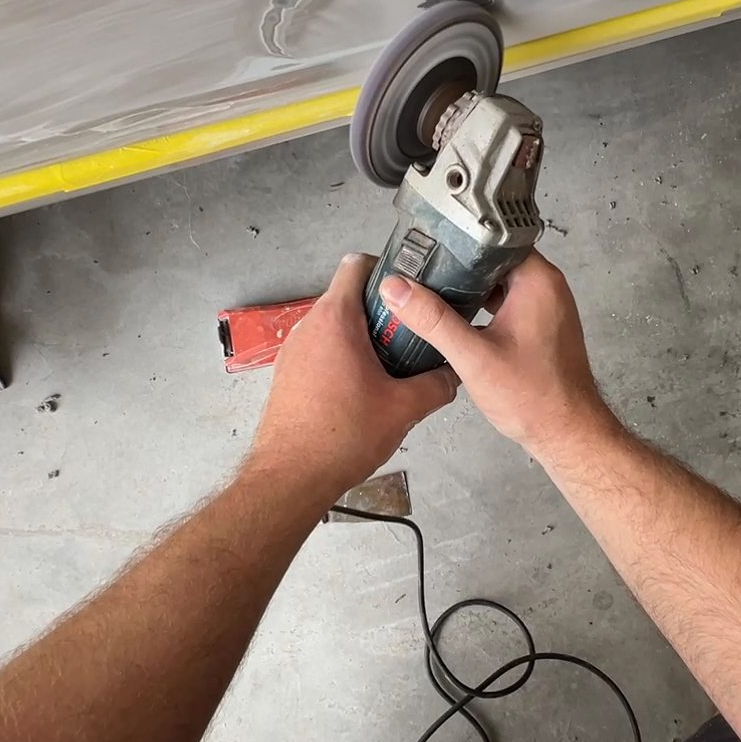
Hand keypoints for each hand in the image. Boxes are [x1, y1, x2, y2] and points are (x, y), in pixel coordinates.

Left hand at [247, 254, 458, 496]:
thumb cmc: (345, 433)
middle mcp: (309, 325)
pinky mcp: (286, 373)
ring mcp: (293, 350)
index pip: (358, 264)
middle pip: (349, 296)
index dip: (388, 269)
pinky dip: (342, 356)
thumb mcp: (403, 409)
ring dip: (362, 335)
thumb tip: (454, 374)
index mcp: (336, 319)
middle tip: (413, 333)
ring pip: (334, 325)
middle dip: (382, 310)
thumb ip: (436, 385)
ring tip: (391, 362)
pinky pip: (320, 349)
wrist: (291, 476)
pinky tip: (362, 387)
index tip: (412, 292)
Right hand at [376, 251, 617, 460]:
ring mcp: (546, 306)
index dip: (458, 239)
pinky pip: (507, 302)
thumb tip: (396, 289)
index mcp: (537, 281)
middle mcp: (547, 286)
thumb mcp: (472, 356)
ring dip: (468, 287)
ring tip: (430, 290)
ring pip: (498, 282)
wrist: (566, 433)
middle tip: (419, 268)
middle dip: (457, 264)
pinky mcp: (540, 325)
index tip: (425, 243)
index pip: (494, 238)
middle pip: (493, 259)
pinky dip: (482, 305)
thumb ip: (432, 320)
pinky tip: (455, 318)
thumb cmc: (532, 397)